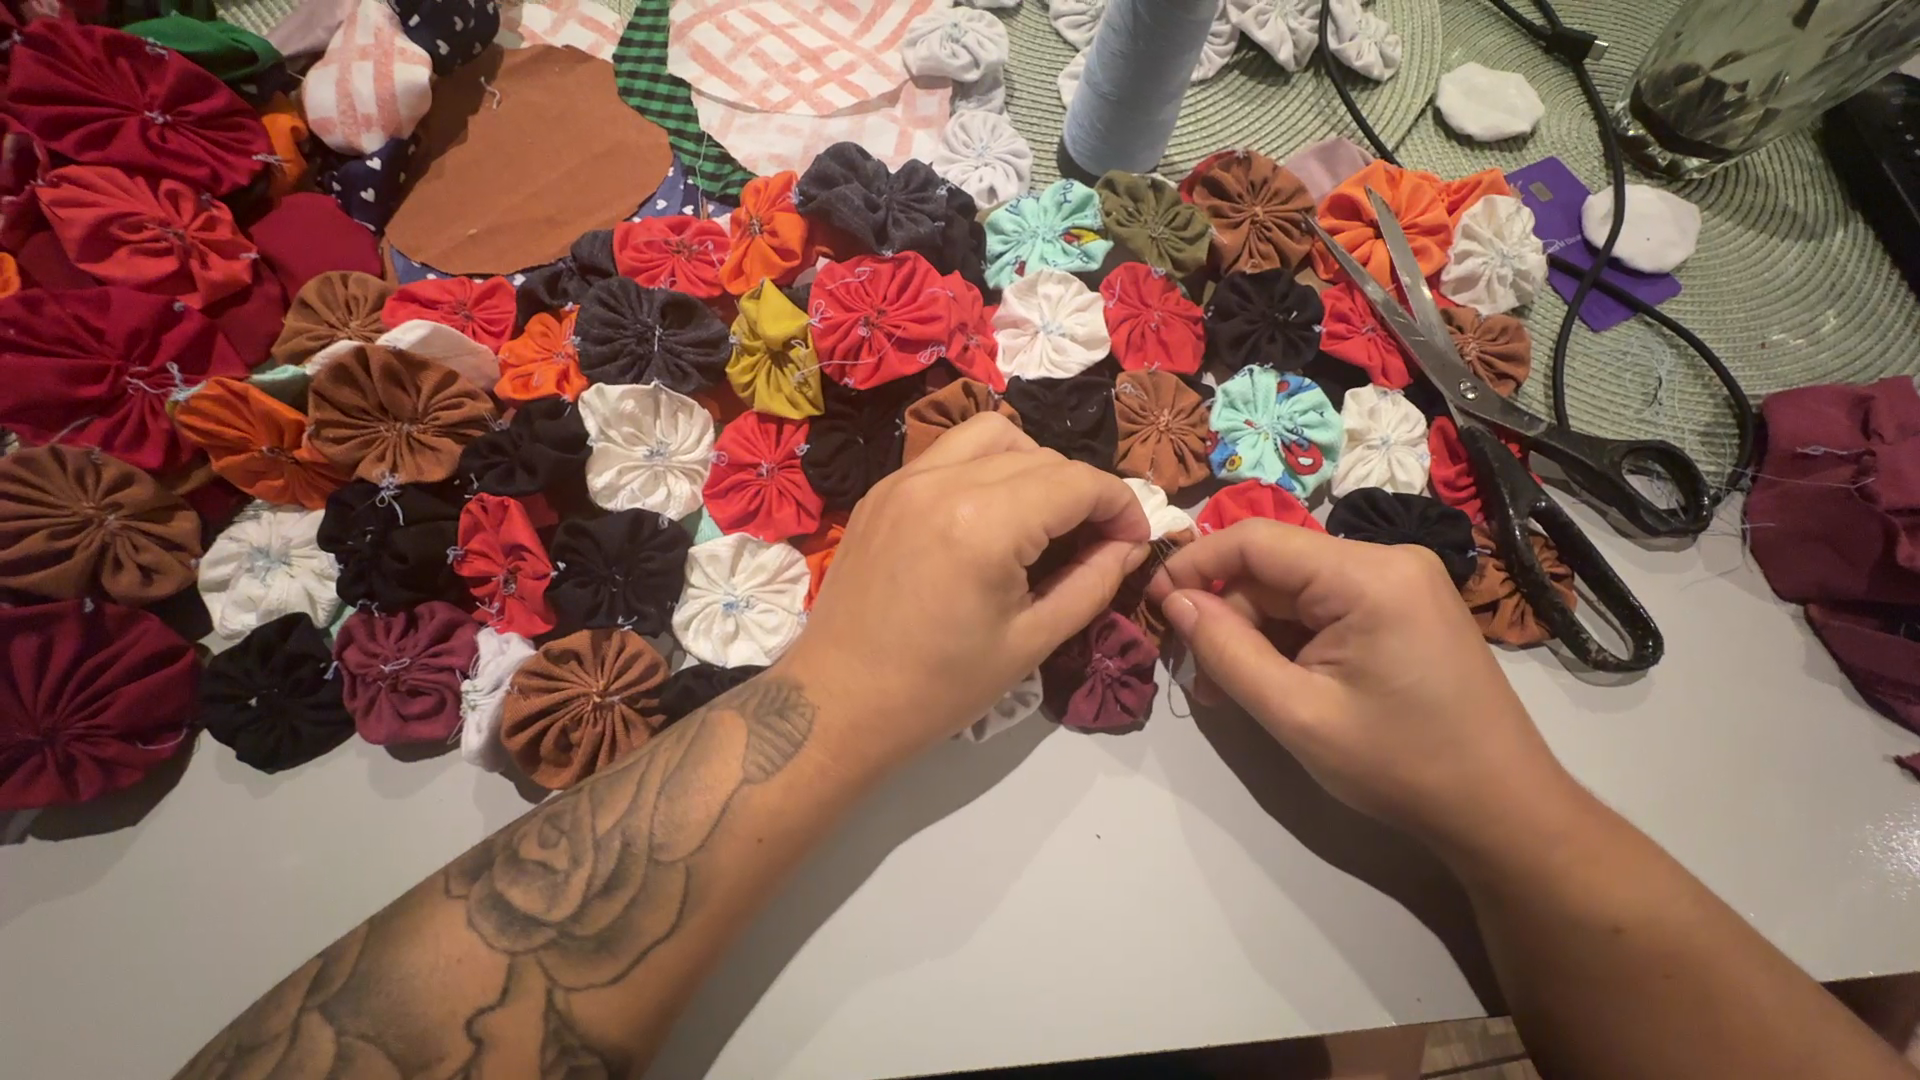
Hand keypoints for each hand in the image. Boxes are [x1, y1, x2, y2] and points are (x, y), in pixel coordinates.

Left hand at [786, 413, 1150, 766]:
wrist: (840, 700)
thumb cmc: (939, 687)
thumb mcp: (1031, 641)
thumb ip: (1092, 582)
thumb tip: (1130, 544)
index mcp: (983, 523)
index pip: (1077, 482)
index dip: (1120, 504)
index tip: (1133, 538)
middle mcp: (942, 482)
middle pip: (1041, 456)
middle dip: (1082, 491)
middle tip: (1095, 539)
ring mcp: (904, 480)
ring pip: (993, 436)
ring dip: (1035, 464)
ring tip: (1043, 517)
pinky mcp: (882, 490)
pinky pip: (949, 453)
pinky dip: (985, 467)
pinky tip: (990, 515)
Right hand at [1147, 520, 1576, 851]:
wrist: (1501, 812)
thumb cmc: (1399, 765)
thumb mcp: (1295, 713)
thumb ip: (1225, 650)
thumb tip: (1173, 601)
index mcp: (1368, 575)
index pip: (1255, 540)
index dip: (1195, 565)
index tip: (1154, 604)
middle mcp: (1386, 561)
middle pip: (1272, 570)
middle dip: (1226, 618)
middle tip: (1199, 679)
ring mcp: (1398, 584)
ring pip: (1292, 593)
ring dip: (1252, 636)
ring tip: (1230, 694)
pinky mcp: (1400, 609)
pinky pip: (1321, 608)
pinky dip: (1287, 642)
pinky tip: (1272, 683)